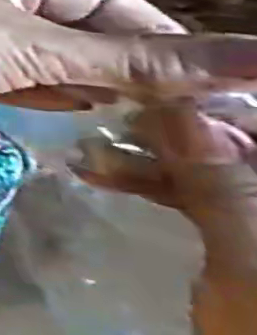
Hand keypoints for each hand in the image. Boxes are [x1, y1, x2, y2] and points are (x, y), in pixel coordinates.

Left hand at [0, 0, 256, 116]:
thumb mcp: (35, 48)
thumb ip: (134, 60)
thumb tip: (256, 58)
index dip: (154, 32)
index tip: (204, 75)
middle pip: (72, 27)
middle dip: (123, 60)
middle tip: (181, 104)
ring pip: (40, 53)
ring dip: (86, 78)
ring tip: (142, 111)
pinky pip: (7, 74)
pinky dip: (43, 89)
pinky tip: (77, 108)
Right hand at [79, 103, 256, 334]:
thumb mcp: (254, 263)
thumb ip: (226, 185)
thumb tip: (182, 108)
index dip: (233, 95)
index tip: (168, 71)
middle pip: (250, 142)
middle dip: (186, 118)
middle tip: (115, 102)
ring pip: (225, 163)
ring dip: (160, 147)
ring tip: (94, 139)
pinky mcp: (250, 239)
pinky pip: (207, 191)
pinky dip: (157, 178)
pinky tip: (101, 169)